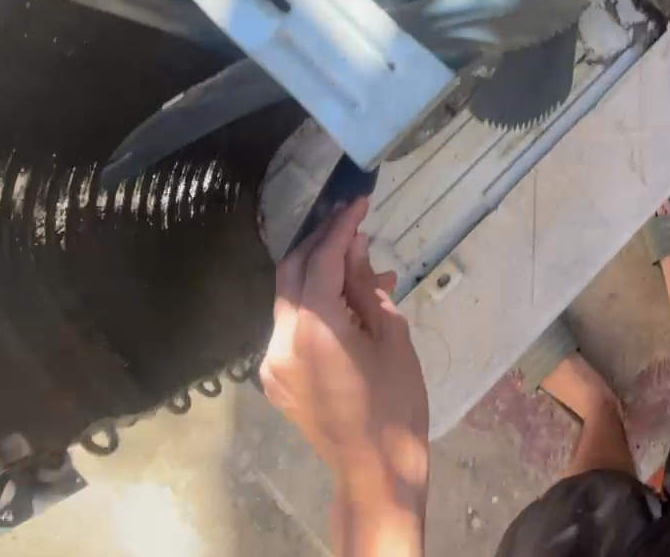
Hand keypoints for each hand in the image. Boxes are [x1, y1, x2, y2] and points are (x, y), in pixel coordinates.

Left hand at [263, 197, 428, 550]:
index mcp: (314, 330)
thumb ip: (365, 286)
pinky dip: (317, 302)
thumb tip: (354, 246)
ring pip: (290, 296)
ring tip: (365, 268)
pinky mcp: (276, 377)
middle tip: (354, 221)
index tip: (359, 201)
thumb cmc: (397, 400)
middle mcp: (280, 341)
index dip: (340, 226)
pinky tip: (350, 301)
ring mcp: (272, 362)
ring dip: (321, 272)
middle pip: (292, 272)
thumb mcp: (392, 334)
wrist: (376, 468)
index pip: (320, 260)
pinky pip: (292, 323)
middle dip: (321, 241)